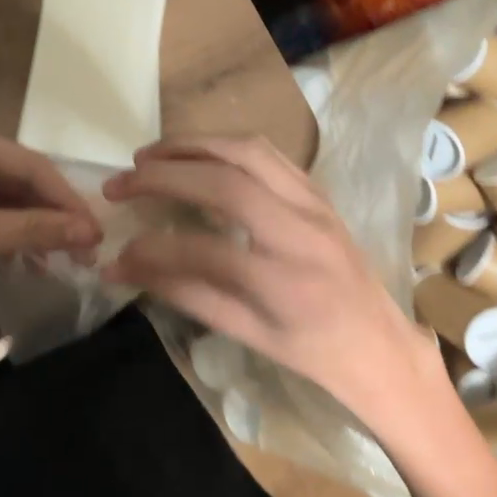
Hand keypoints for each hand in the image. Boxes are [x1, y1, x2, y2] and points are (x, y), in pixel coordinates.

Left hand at [0, 117, 102, 319]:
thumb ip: (34, 229)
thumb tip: (91, 232)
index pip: (33, 165)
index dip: (69, 201)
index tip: (99, 236)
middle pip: (18, 177)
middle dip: (51, 214)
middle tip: (86, 252)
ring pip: (1, 195)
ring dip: (29, 226)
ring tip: (63, 260)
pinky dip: (3, 230)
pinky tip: (26, 257)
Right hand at [102, 136, 429, 412]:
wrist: (380, 345)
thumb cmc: (310, 350)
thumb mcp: (243, 332)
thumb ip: (180, 292)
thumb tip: (120, 267)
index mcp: (286, 282)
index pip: (203, 251)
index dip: (151, 248)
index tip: (116, 250)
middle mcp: (303, 232)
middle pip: (224, 181)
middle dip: (163, 174)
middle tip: (119, 182)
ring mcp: (315, 204)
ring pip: (246, 151)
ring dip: (190, 146)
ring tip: (147, 157)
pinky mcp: (317, 191)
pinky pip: (265, 153)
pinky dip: (220, 147)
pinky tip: (193, 157)